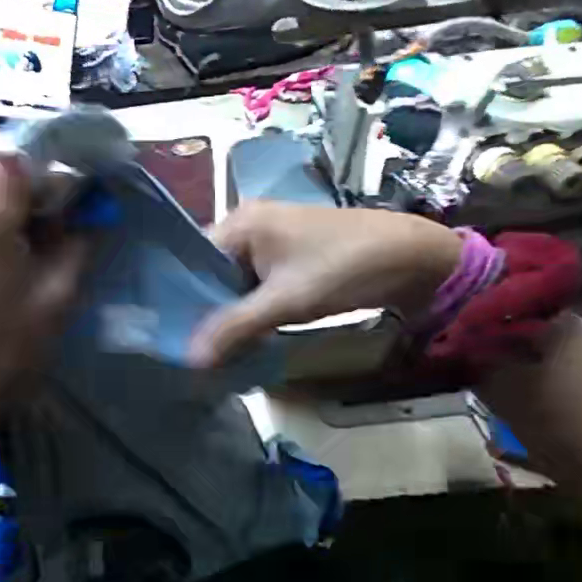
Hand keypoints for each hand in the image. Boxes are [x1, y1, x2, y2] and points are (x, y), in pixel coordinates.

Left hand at [0, 154, 87, 463]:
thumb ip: (79, 243)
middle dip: (41, 202)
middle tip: (67, 243)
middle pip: (5, 179)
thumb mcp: (55, 301)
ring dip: (19, 220)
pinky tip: (9, 273)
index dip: (59, 177)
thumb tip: (96, 207)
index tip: (84, 207)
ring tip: (38, 266)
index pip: (24, 161)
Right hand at [188, 202, 462, 367]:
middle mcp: (251, 225)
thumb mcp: (285, 301)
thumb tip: (191, 359)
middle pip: (213, 272)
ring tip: (209, 348)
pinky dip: (251, 309)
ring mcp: (273, 241)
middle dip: (205, 309)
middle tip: (188, 348)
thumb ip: (235, 327)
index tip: (169, 334)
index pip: (193, 260)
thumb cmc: (343, 267)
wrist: (413, 258)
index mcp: (241, 222)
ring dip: (229, 312)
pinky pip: (257, 285)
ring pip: (236, 282)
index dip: (181, 298)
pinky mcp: (291, 258)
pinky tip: (242, 336)